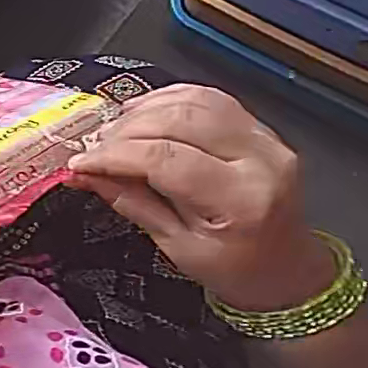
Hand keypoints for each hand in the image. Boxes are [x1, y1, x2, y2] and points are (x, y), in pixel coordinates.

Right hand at [65, 84, 335, 310]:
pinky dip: (168, 99)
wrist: (285, 269)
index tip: (81, 163)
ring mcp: (264, 138)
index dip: (115, 156)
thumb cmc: (232, 268)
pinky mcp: (259, 128)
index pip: (166, 159)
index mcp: (239, 200)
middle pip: (179, 121)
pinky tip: (141, 114)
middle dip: (125, 130)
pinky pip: (209, 98)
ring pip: (194, 100)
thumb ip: (130, 202)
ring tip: (112, 131)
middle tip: (92, 147)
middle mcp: (260, 159)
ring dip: (143, 110)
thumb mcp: (174, 246)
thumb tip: (85, 176)